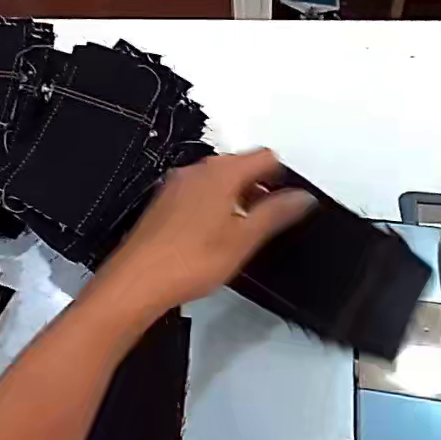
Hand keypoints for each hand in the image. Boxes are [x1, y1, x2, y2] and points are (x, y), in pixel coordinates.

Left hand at [90, 149, 314, 319]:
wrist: (138, 282)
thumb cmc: (185, 262)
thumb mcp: (245, 239)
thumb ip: (277, 213)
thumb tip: (302, 198)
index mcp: (221, 174)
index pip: (264, 156)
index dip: (281, 175)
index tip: (288, 195)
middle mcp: (196, 172)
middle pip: (239, 166)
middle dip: (258, 188)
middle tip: (269, 215)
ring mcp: (176, 186)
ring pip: (217, 181)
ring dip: (235, 198)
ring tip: (242, 231)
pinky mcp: (164, 203)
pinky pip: (197, 194)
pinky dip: (212, 207)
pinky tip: (213, 237)